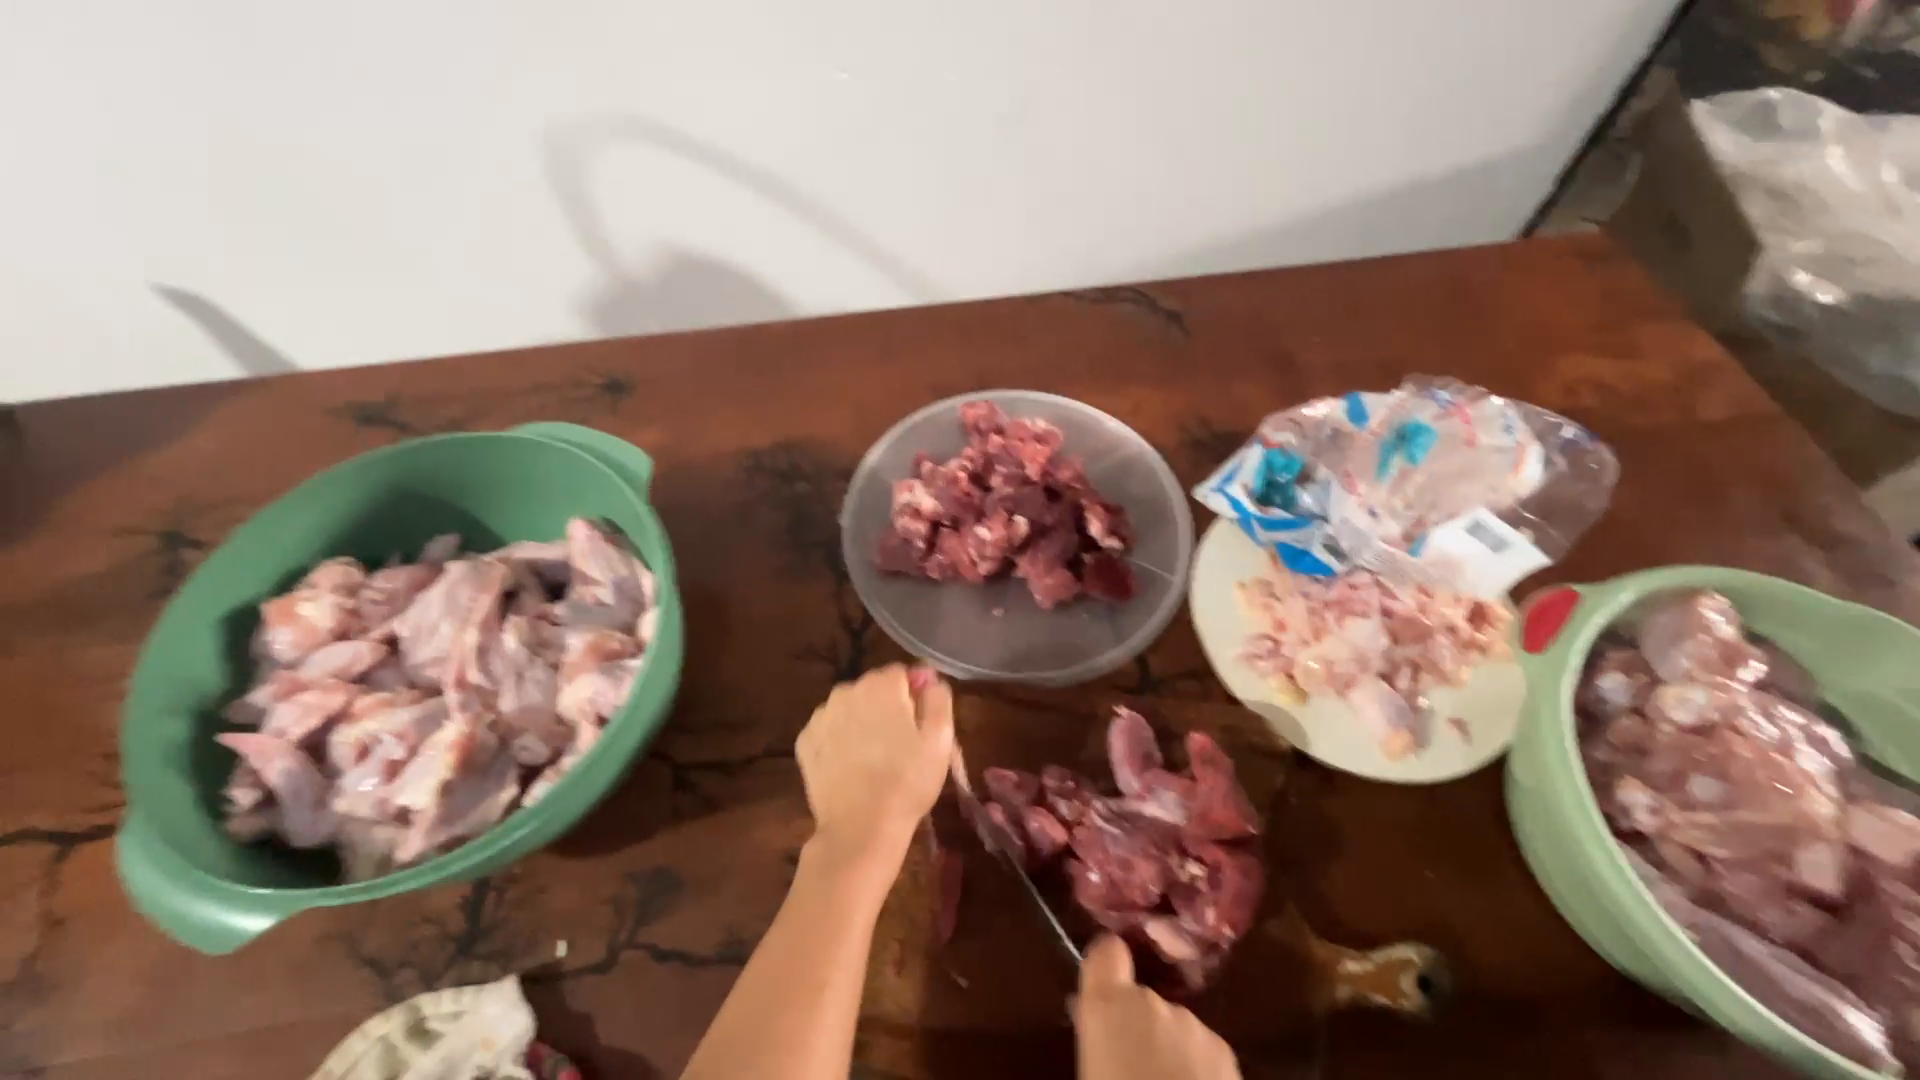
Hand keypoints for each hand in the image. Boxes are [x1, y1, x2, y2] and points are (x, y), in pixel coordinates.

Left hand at [796, 663, 954, 871]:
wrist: (861, 827)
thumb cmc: (908, 781)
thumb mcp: (940, 738)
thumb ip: (938, 698)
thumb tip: (929, 679)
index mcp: (880, 685)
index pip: (901, 674)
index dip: (914, 695)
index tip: (921, 724)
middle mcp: (845, 691)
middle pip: (873, 689)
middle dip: (887, 707)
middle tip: (901, 744)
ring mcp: (820, 717)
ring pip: (849, 709)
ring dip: (862, 722)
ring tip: (875, 758)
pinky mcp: (805, 742)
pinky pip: (830, 731)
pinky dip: (840, 741)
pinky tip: (852, 766)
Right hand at [1072, 936, 1240, 1079]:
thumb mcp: (1089, 1073)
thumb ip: (1093, 1041)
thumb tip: (1090, 1023)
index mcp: (1110, 1007)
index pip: (1106, 953)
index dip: (1105, 967)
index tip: (1100, 992)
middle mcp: (1153, 1004)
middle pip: (1141, 1001)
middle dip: (1136, 1029)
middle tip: (1127, 1070)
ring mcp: (1196, 1027)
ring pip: (1174, 1028)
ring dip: (1168, 1051)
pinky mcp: (1230, 1058)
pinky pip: (1202, 1053)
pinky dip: (1196, 1071)